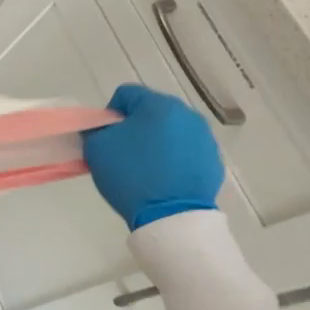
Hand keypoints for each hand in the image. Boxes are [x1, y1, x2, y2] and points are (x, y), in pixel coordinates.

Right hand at [81, 84, 224, 228]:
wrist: (172, 215)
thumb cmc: (131, 174)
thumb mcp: (97, 147)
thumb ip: (95, 129)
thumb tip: (103, 128)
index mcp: (159, 105)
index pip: (125, 94)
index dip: (109, 114)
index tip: (106, 137)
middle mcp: (187, 115)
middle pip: (151, 111)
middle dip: (135, 126)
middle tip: (123, 150)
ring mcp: (205, 138)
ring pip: (170, 130)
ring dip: (156, 141)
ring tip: (145, 166)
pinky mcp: (213, 160)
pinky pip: (186, 150)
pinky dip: (173, 158)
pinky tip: (163, 177)